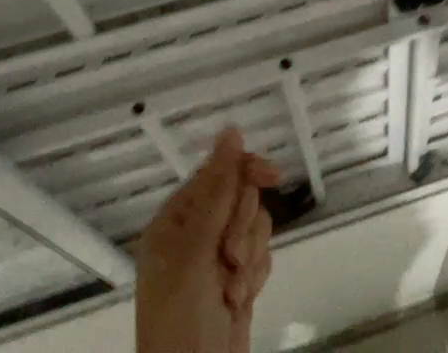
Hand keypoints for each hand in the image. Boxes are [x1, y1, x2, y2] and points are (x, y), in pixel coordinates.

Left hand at [135, 128, 280, 352]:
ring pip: (256, 228)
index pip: (217, 174)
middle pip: (242, 199)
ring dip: (251, 257)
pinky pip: (262, 257)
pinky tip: (240, 300)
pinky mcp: (238, 280)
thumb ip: (217, 192)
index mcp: (174, 220)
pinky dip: (257, 276)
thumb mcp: (195, 252)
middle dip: (244, 229)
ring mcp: (218, 258)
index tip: (273, 175)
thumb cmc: (181, 315)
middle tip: (229, 259)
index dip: (245, 170)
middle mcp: (196, 234)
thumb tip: (231, 131)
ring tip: (233, 290)